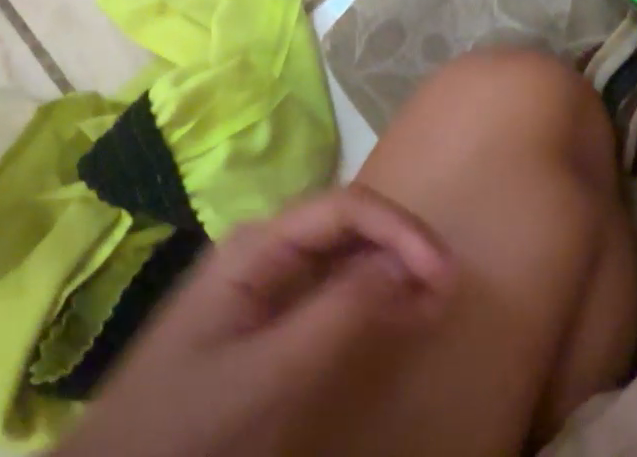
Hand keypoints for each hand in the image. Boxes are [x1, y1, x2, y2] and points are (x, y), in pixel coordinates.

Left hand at [55, 186, 455, 456]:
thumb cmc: (187, 426)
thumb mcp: (269, 373)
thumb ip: (341, 311)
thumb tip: (409, 265)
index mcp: (255, 247)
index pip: (347, 209)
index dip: (402, 231)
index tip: (443, 273)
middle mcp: (263, 252)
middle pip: (351, 225)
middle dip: (404, 247)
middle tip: (449, 287)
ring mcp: (265, 285)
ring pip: (347, 255)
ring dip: (396, 270)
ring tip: (438, 299)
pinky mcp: (269, 319)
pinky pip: (334, 291)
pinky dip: (376, 298)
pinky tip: (404, 314)